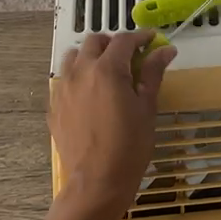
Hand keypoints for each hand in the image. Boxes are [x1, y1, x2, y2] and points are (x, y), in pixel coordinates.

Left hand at [50, 31, 175, 218]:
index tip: (153, 40)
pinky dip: (79, 75)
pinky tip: (92, 93)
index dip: (141, 37)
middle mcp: (81, 72)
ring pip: (74, 56)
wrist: (96, 182)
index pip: (124, 41)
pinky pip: (65, 79)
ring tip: (108, 71)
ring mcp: (63, 88)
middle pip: (95, 42)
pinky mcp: (55, 105)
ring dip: (92, 55)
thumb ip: (153, 73)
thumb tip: (165, 50)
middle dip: (114, 43)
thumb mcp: (147, 108)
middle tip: (131, 56)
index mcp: (107, 70)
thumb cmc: (130, 146)